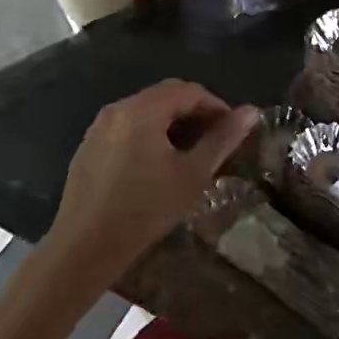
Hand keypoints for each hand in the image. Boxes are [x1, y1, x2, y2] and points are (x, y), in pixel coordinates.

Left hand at [46, 80, 258, 284]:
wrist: (86, 247)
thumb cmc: (147, 209)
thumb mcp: (194, 173)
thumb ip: (223, 138)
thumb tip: (251, 111)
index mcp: (142, 111)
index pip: (189, 91)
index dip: (217, 106)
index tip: (232, 130)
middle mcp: (117, 109)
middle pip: (166, 95)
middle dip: (196, 111)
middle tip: (215, 139)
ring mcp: (99, 127)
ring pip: (146, 110)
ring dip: (174, 122)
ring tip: (191, 151)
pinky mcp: (89, 146)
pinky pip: (128, 126)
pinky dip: (151, 132)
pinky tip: (159, 163)